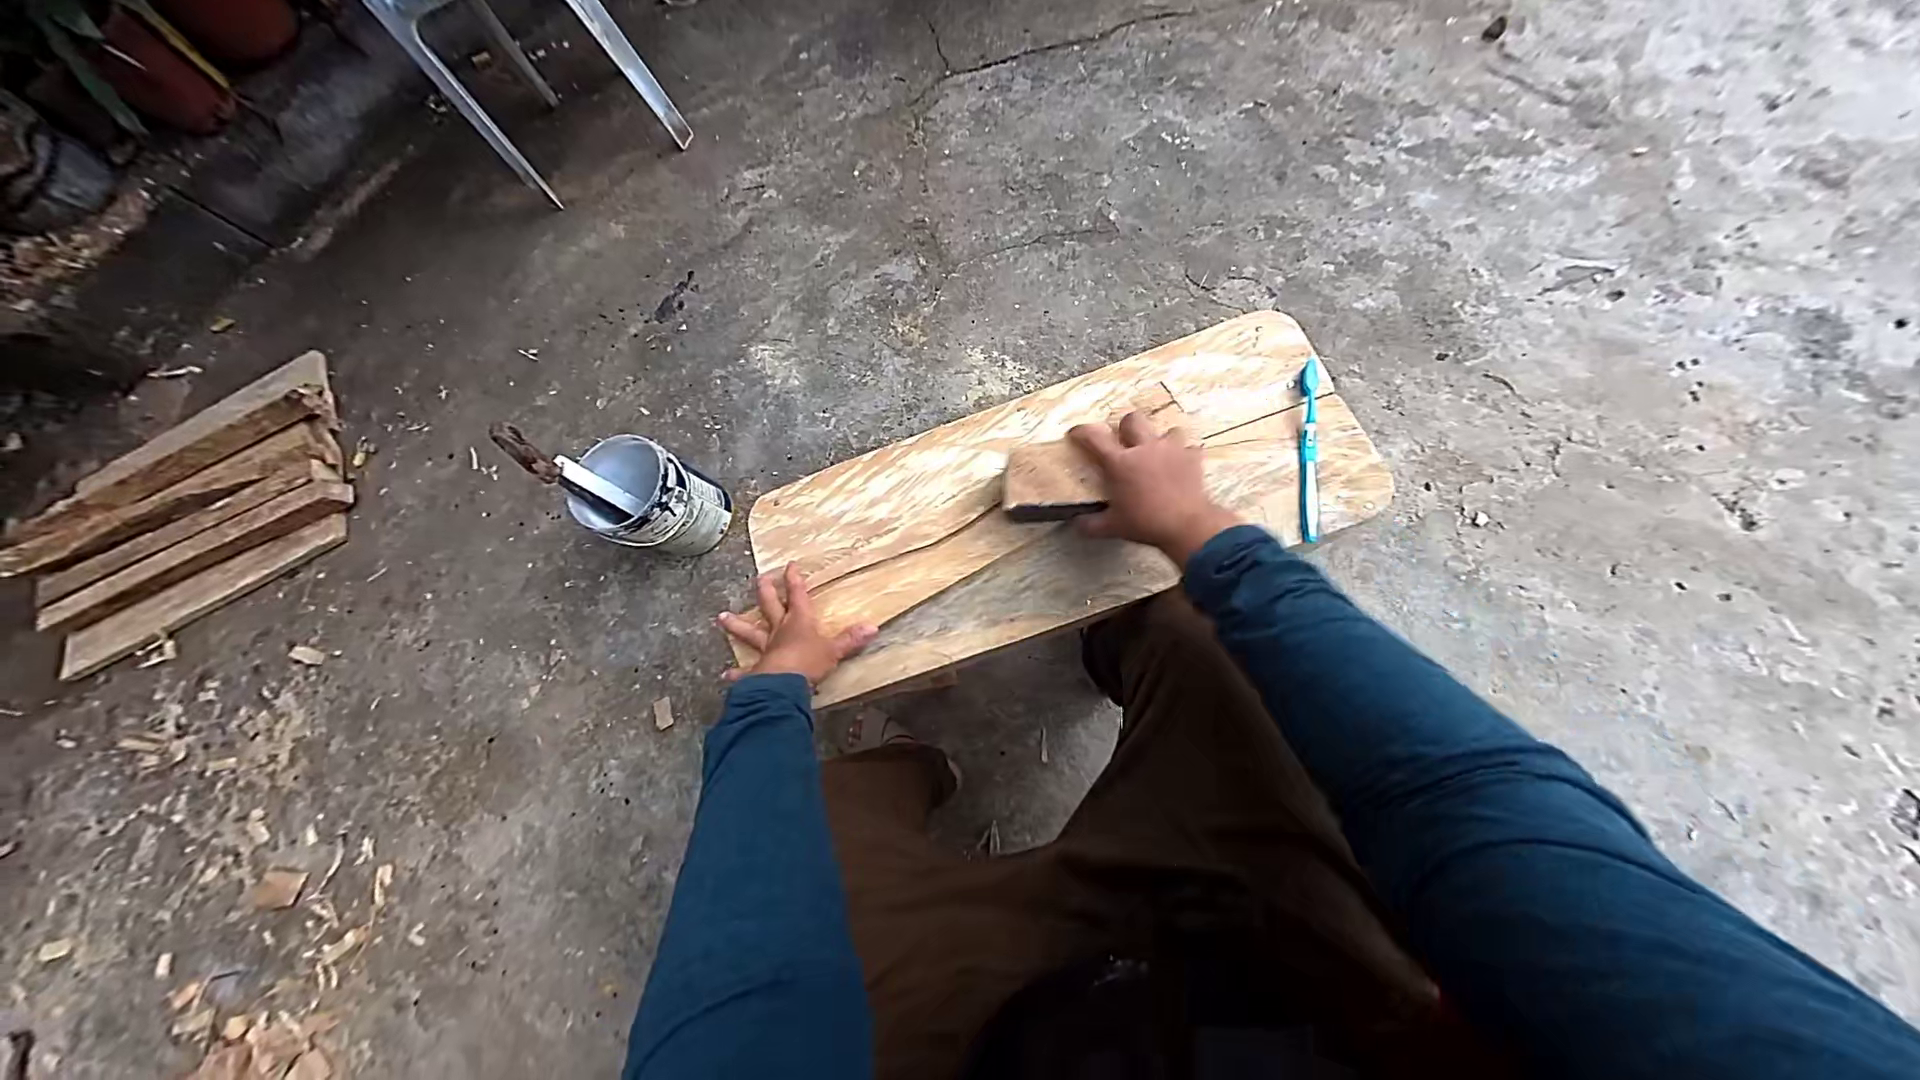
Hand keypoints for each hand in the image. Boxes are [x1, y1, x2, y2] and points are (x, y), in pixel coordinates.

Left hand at [717, 563, 877, 685]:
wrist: (783, 684)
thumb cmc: (809, 663)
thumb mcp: (834, 651)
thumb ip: (850, 639)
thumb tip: (872, 627)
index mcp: (799, 622)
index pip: (797, 595)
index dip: (794, 579)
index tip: (790, 565)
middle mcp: (780, 631)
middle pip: (770, 606)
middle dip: (766, 591)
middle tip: (759, 579)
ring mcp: (766, 649)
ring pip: (750, 633)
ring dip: (736, 625)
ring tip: (722, 617)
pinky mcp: (757, 670)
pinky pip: (746, 671)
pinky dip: (737, 674)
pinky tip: (726, 675)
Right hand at [1067, 411, 1241, 566]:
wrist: (1186, 525)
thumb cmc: (1145, 523)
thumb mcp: (1112, 527)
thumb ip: (1091, 524)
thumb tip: (1076, 524)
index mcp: (1119, 463)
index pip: (1094, 437)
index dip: (1082, 431)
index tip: (1076, 433)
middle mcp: (1144, 448)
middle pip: (1132, 419)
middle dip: (1126, 426)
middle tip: (1124, 442)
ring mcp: (1171, 449)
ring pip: (1165, 429)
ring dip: (1160, 439)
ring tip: (1158, 454)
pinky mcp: (1192, 457)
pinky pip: (1189, 448)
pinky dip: (1184, 456)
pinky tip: (1181, 467)